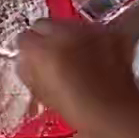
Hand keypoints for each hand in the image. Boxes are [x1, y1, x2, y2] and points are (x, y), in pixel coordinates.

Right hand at [16, 20, 138, 133]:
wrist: (114, 112)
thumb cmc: (73, 109)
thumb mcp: (40, 92)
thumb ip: (28, 70)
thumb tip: (26, 60)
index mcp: (40, 49)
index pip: (23, 38)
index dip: (26, 49)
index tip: (31, 58)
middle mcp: (62, 32)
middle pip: (44, 24)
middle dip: (45, 37)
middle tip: (51, 55)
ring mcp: (87, 30)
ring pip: (69, 24)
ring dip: (68, 36)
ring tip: (75, 55)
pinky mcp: (109, 32)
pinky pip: (92, 30)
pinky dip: (91, 39)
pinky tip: (95, 54)